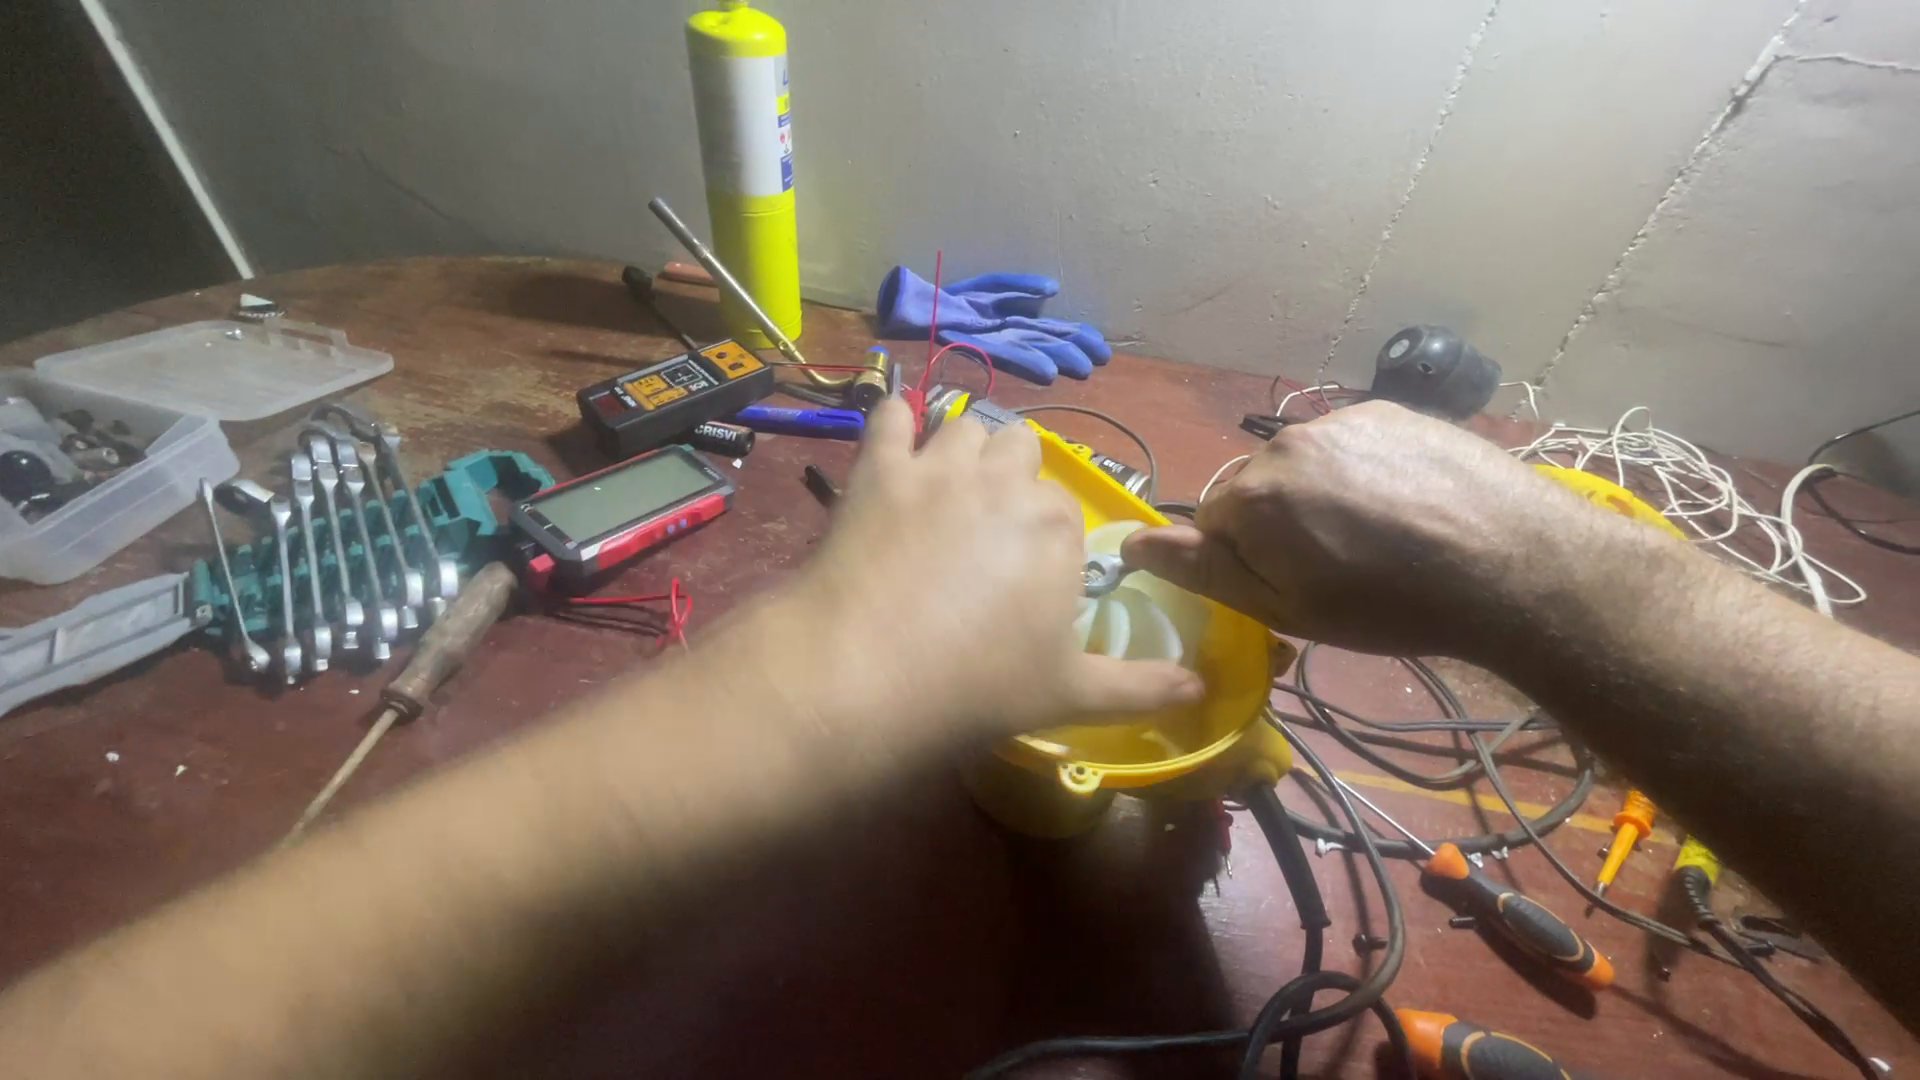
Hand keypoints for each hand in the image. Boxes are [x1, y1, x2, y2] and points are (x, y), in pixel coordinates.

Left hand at [792, 398, 1201, 737]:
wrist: (868, 675)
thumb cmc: (978, 685)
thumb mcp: (1070, 694)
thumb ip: (1140, 687)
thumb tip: (1199, 691)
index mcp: (1056, 526)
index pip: (1064, 507)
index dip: (1048, 536)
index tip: (1028, 575)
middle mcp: (1003, 481)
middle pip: (1021, 449)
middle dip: (1013, 477)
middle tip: (990, 528)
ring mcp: (937, 468)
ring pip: (964, 427)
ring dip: (965, 449)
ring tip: (948, 488)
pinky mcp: (877, 470)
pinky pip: (889, 418)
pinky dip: (895, 421)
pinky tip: (896, 437)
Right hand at [1121, 401, 1596, 657]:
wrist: (1518, 568)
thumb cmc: (1387, 606)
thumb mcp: (1284, 608)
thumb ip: (1204, 570)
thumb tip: (1131, 543)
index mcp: (1251, 495)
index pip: (1211, 522)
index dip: (1245, 558)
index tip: (1292, 583)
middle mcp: (1284, 444)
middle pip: (1251, 487)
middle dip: (1275, 521)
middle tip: (1334, 562)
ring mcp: (1339, 420)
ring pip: (1298, 463)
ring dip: (1315, 492)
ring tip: (1375, 531)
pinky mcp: (1388, 410)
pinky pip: (1345, 442)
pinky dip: (1356, 468)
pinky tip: (1402, 499)